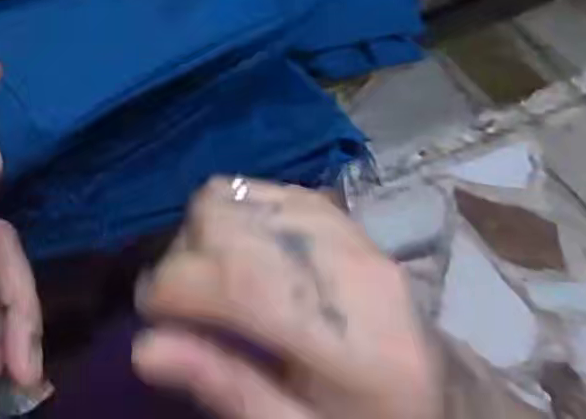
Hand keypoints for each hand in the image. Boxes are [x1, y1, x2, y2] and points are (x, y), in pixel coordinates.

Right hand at [133, 177, 442, 418]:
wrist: (442, 404)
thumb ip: (225, 389)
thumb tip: (143, 349)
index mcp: (355, 342)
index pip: (241, 283)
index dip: (177, 287)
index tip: (149, 316)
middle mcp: (350, 265)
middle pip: (225, 224)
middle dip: (180, 259)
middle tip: (179, 307)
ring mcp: (341, 227)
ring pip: (230, 195)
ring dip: (197, 233)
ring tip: (205, 279)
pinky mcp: (331, 209)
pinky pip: (252, 188)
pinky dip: (225, 216)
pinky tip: (232, 254)